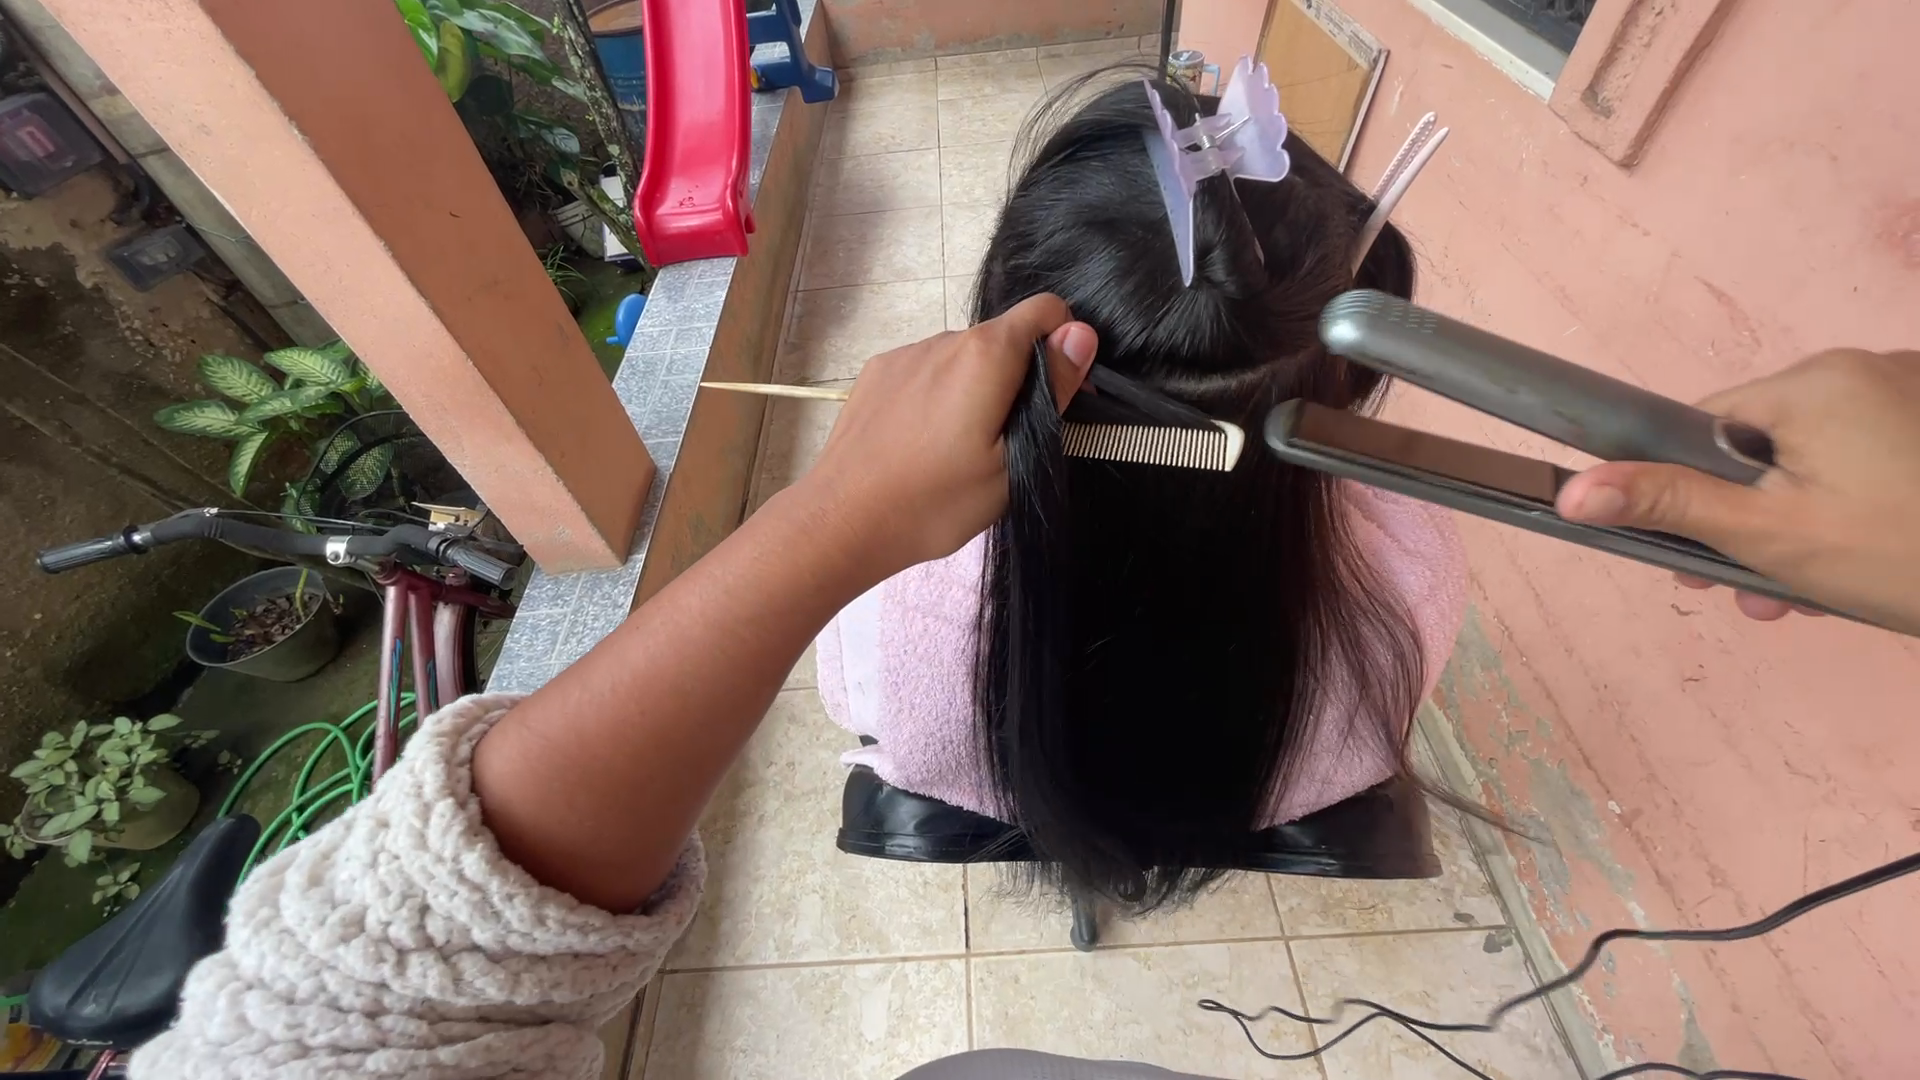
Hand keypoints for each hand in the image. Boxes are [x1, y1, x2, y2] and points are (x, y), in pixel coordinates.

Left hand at [783, 293, 1097, 575]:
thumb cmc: (935, 503)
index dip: (1065, 347)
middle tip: (1004, 443)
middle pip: (1003, 338)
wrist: (843, 523)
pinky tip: (920, 442)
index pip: (1047, 311)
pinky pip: (925, 371)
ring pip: (961, 358)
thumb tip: (1081, 332)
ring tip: (957, 450)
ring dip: (975, 388)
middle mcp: (943, 340)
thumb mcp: (1012, 461)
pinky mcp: (876, 373)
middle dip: (1017, 377)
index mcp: (985, 355)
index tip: (1057, 400)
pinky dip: (937, 394)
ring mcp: (904, 354)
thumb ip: (1050, 391)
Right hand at [1555, 348, 1919, 632]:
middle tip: (1739, 588)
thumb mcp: (1769, 534)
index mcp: (1815, 382)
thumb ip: (1664, 503)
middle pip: (1751, 449)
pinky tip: (1849, 562)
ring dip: (1783, 527)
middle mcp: (1868, 370)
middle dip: (1735, 522)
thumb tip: (1566, 493)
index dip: (1675, 488)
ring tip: (1795, 592)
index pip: (1696, 427)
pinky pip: (1859, 462)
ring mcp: (1915, 396)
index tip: (1682, 549)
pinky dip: (1840, 510)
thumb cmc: (1909, 552)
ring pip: (1806, 463)